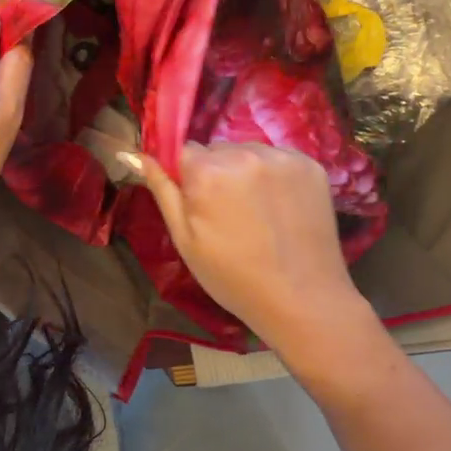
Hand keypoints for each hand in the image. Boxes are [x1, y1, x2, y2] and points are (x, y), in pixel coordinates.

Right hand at [137, 142, 369, 360]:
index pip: (183, 151)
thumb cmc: (233, 277)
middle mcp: (245, 153)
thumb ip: (163, 190)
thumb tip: (138, 155)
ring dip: (246, 172)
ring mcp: (282, 157)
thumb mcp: (186, 240)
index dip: (186, 176)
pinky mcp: (311, 165)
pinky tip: (280, 208)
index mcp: (208, 172)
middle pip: (218, 150)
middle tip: (227, 214)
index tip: (197, 203)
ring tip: (257, 213)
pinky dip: (275, 176)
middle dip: (216, 173)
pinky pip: (279, 159)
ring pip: (249, 152)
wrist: (302, 299)